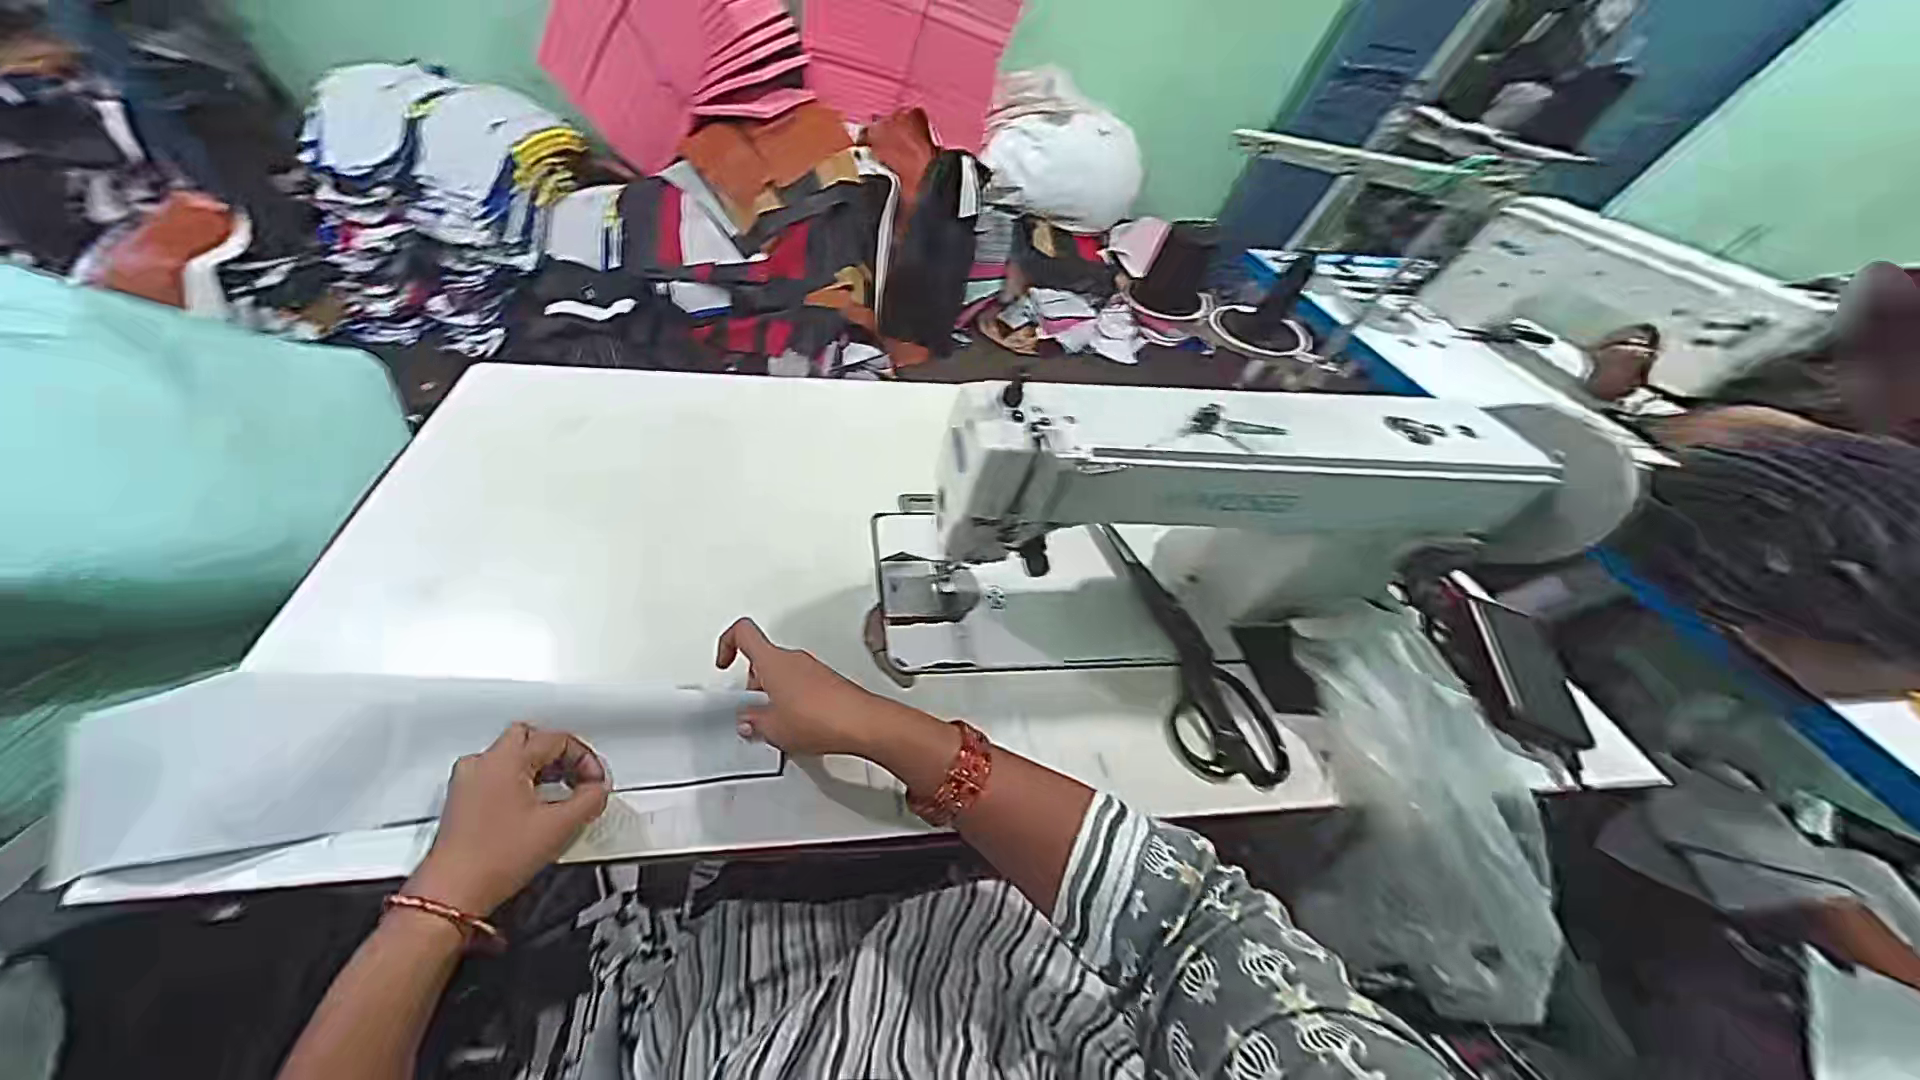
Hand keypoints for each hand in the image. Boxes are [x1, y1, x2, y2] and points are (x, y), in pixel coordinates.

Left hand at [404, 723, 609, 914]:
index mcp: (506, 760)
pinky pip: (496, 774)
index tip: (594, 781)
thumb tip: (598, 790)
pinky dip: (520, 780)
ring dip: (539, 766)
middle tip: (577, 775)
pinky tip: (533, 804)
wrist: (450, 897)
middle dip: (560, 754)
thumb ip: (591, 798)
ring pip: (511, 754)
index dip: (585, 759)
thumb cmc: (492, 861)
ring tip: (559, 790)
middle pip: (531, 737)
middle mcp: (482, 765)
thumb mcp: (561, 825)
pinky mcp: (460, 802)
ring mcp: (466, 783)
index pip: (557, 740)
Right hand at [715, 617, 917, 757]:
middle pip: (763, 658)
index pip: (743, 633)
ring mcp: (813, 668)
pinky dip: (792, 697)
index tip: (723, 661)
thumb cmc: (822, 716)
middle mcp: (794, 658)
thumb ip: (753, 720)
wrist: (861, 722)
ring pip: (782, 672)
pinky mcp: (827, 681)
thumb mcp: (772, 728)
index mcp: (774, 661)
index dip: (726, 643)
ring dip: (773, 692)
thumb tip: (749, 719)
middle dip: (752, 683)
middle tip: (751, 709)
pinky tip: (795, 723)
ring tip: (775, 722)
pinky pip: (801, 683)